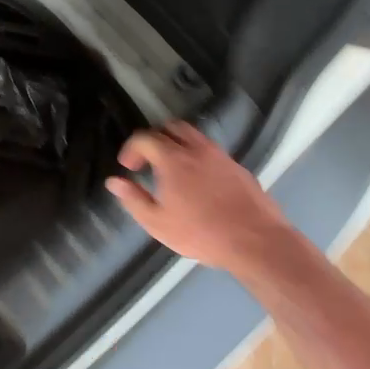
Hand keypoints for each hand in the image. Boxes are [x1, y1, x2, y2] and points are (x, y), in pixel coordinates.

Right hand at [104, 121, 303, 273]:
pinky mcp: (237, 167)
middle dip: (155, 139)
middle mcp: (197, 150)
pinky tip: (199, 182)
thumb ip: (133, 199)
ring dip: (178, 145)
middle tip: (148, 160)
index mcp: (173, 160)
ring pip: (195, 137)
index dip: (131, 148)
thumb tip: (114, 181)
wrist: (255, 240)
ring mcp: (221, 156)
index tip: (127, 166)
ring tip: (172, 170)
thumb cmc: (201, 233)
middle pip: (172, 127)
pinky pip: (211, 151)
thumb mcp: (158, 223)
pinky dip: (198, 157)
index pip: (145, 138)